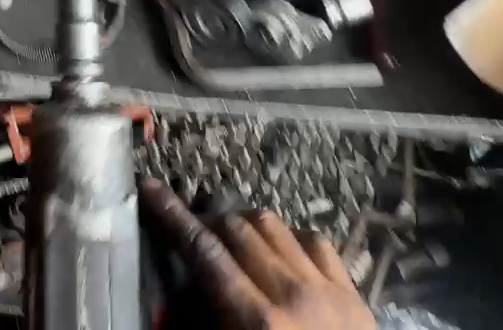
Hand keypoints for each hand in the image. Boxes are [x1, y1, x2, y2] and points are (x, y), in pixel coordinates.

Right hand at [141, 178, 373, 329]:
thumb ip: (202, 322)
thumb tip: (178, 292)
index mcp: (257, 321)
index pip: (204, 249)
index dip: (172, 215)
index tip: (149, 186)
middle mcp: (290, 293)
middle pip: (235, 227)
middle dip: (207, 221)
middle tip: (193, 233)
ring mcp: (326, 289)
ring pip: (271, 223)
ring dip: (244, 224)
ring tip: (233, 241)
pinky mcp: (353, 294)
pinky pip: (314, 240)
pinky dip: (289, 238)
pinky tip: (280, 254)